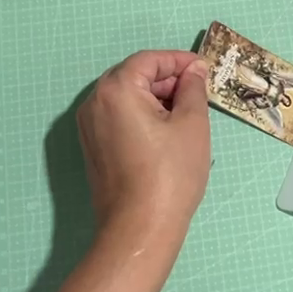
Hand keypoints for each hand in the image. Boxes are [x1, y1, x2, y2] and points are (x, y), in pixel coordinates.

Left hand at [76, 51, 211, 245]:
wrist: (139, 231)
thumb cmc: (169, 175)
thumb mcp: (192, 124)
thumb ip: (193, 88)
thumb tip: (194, 71)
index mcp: (116, 89)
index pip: (149, 60)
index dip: (178, 61)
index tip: (203, 69)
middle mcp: (95, 102)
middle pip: (134, 75)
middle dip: (167, 79)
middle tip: (197, 92)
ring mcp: (89, 126)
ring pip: (126, 96)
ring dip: (155, 97)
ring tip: (186, 113)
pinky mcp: (92, 147)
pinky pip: (118, 116)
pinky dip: (141, 114)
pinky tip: (166, 131)